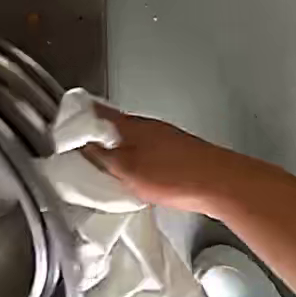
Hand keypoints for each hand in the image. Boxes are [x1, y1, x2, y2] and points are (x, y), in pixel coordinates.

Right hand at [83, 104, 271, 215]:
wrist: (223, 185)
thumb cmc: (175, 175)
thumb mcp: (126, 170)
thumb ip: (102, 157)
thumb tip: (85, 147)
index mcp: (131, 126)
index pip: (100, 112)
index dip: (84, 113)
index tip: (72, 114)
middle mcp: (149, 126)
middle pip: (117, 125)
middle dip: (101, 134)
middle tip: (87, 147)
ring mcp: (168, 137)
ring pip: (135, 137)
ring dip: (122, 147)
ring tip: (113, 166)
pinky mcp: (182, 151)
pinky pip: (151, 149)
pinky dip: (140, 157)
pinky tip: (141, 174)